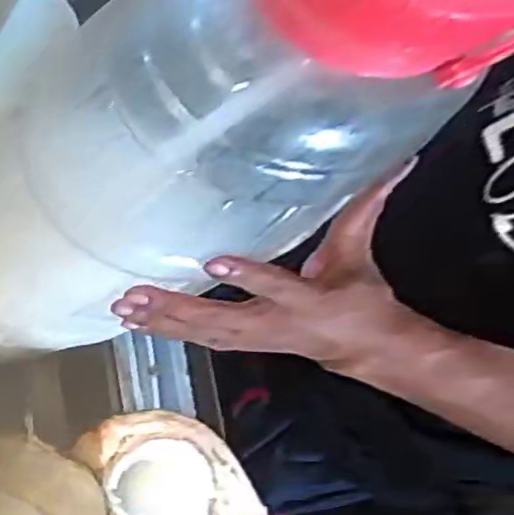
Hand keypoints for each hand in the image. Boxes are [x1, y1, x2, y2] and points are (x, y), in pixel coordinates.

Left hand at [111, 160, 439, 374]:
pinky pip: (184, 337)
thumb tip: (392, 169)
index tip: (216, 262)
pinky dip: (156, 329)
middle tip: (133, 294)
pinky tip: (128, 321)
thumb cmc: (356, 298)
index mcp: (304, 299)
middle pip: (211, 315)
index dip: (246, 276)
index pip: (275, 286)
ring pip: (190, 329)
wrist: (356, 345)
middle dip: (170, 305)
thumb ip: (359, 219)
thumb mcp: (357, 260)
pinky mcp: (224, 343)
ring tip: (121, 306)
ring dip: (152, 318)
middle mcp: (264, 322)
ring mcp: (239, 337)